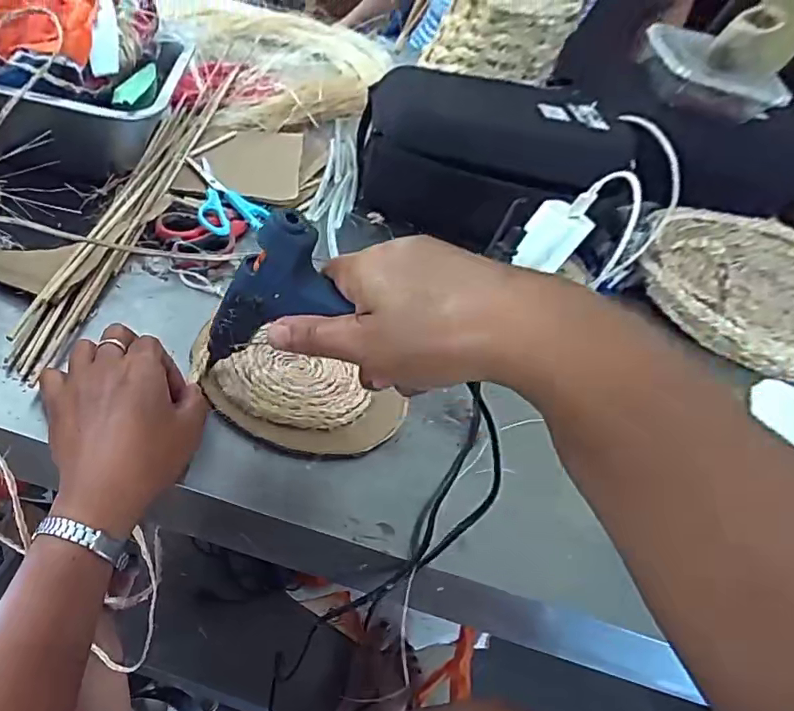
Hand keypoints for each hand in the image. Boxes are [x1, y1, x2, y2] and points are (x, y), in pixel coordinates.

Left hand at [39, 324, 207, 536]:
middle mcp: (106, 363)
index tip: (168, 396)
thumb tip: (188, 390)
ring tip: (105, 386)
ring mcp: (76, 380)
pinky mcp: (55, 401)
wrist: (102, 492)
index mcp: (141, 365)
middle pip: (116, 337)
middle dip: (129, 352)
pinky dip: (62, 380)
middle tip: (137, 383)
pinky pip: (52, 375)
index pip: (153, 346)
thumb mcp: (190, 433)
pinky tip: (73, 395)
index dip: (164, 368)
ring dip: (96, 360)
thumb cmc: (148, 462)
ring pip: (83, 349)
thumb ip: (195, 401)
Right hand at [266, 234, 618, 396]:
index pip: (322, 281)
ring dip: (391, 345)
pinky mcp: (465, 276)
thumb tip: (269, 329)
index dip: (319, 316)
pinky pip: (425, 307)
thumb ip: (313, 337)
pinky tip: (437, 361)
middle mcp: (399, 253)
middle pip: (359, 299)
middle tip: (376, 372)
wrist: (523, 328)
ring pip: (393, 309)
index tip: (331, 347)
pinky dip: (422, 334)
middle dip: (361, 340)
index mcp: (366, 264)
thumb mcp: (361, 346)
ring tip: (410, 376)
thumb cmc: (431, 337)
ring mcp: (436, 262)